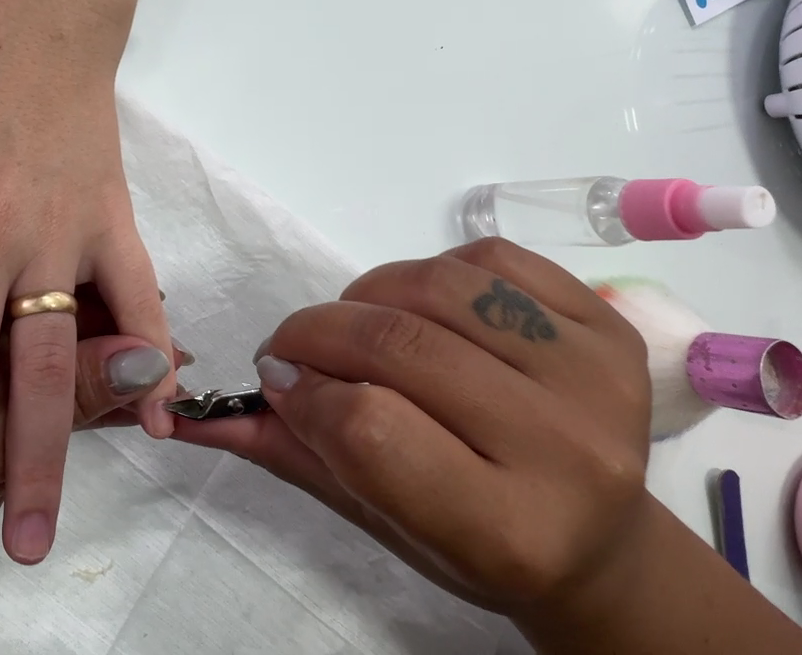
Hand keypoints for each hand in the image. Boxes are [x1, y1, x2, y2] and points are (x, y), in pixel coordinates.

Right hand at [172, 239, 651, 618]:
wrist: (599, 542)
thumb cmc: (470, 543)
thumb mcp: (373, 514)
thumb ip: (287, 452)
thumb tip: (189, 416)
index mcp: (506, 529)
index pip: (368, 427)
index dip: (303, 391)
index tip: (279, 382)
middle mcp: (566, 452)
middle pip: (398, 346)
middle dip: (317, 333)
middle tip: (297, 346)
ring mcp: (596, 379)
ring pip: (437, 287)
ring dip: (369, 294)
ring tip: (358, 325)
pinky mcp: (612, 327)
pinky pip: (491, 257)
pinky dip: (432, 269)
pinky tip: (423, 308)